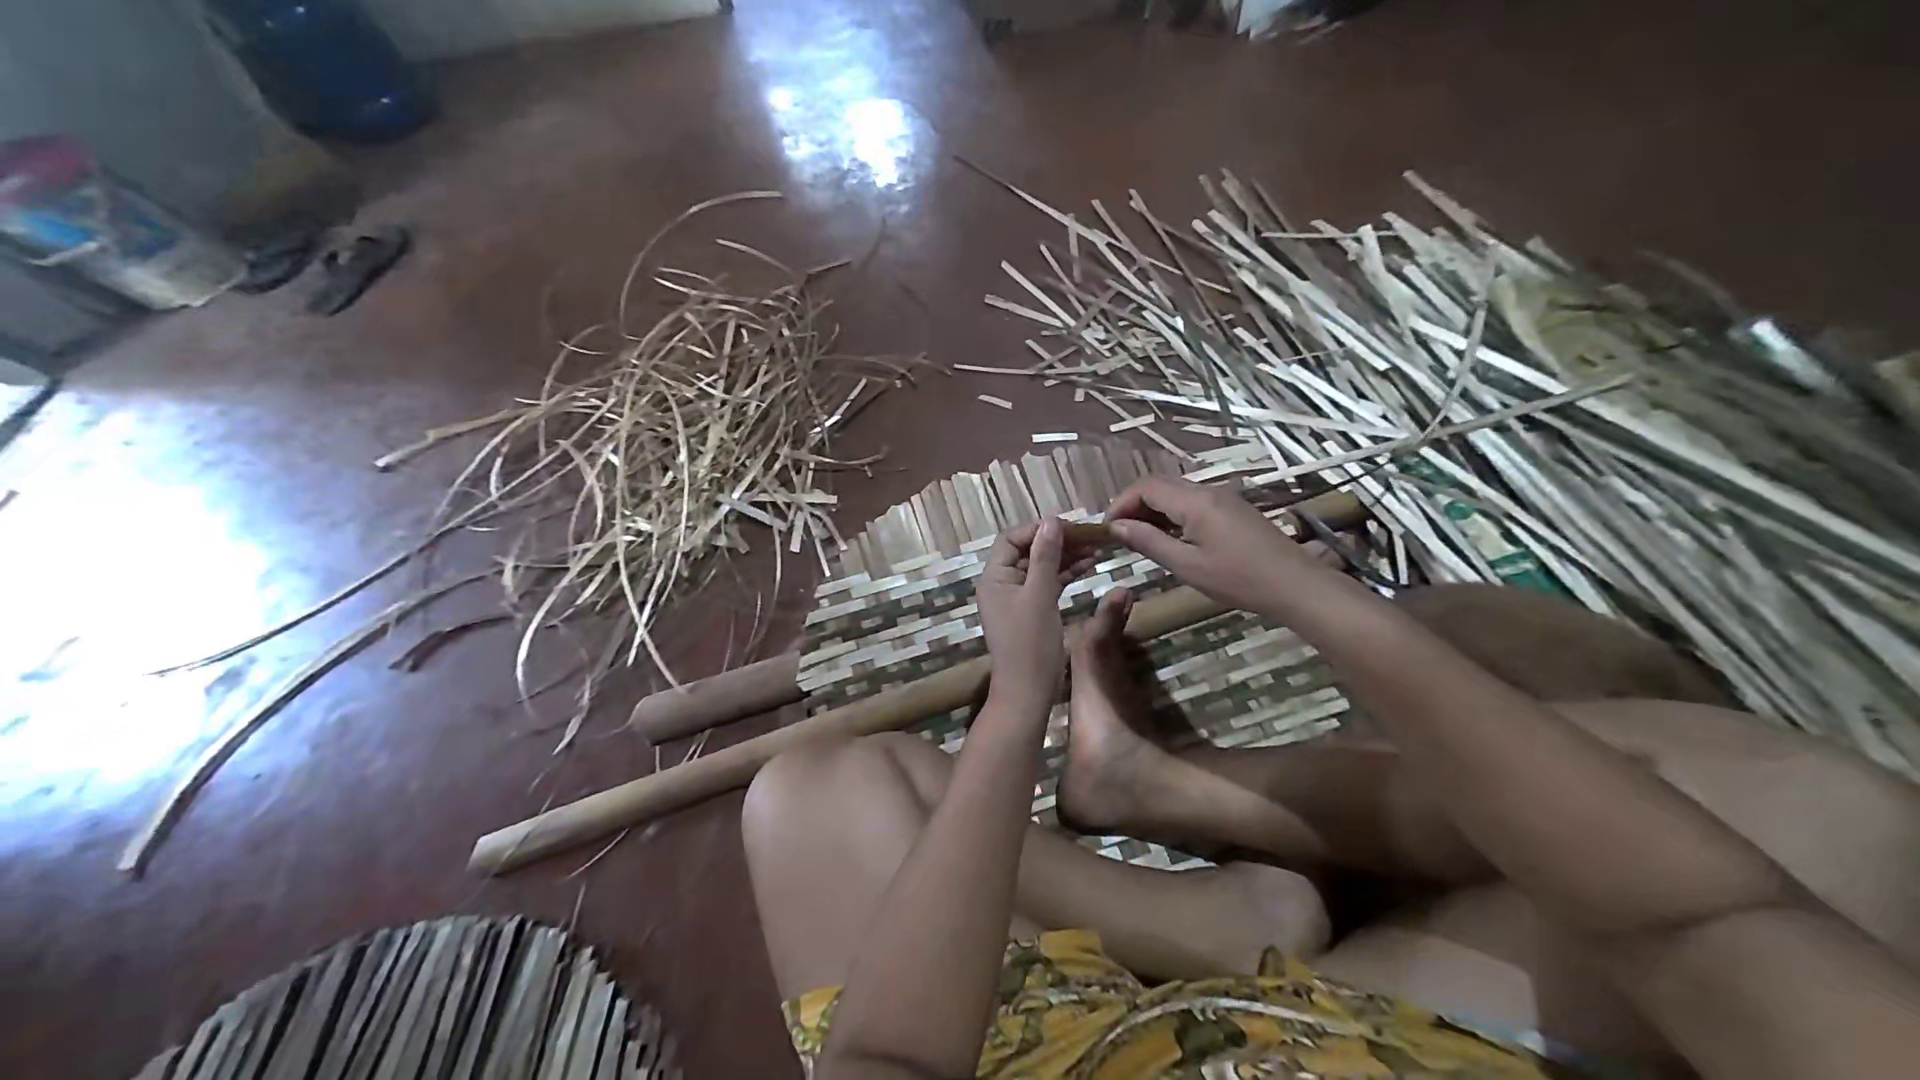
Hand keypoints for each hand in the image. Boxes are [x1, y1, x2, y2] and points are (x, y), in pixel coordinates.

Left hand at [976, 519, 1098, 708]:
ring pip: (1042, 567)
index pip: (1012, 539)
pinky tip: (1090, 566)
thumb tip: (1051, 521)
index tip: (1069, 527)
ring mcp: (1018, 598)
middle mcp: (1002, 584)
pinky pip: (1048, 583)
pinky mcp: (1033, 610)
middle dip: (1058, 542)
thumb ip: (1045, 557)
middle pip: (1028, 551)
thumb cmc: (1030, 643)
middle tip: (1090, 536)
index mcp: (994, 577)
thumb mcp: (1039, 595)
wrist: (1029, 690)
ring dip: (1066, 556)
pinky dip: (1066, 574)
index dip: (1038, 530)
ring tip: (1097, 548)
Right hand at [1104, 477, 1323, 614]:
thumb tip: (1116, 527)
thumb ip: (1149, 542)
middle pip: (1159, 485)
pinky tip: (1169, 539)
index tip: (1108, 529)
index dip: (1120, 503)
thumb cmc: (1238, 579)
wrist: (1295, 585)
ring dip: (1152, 510)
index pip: (1145, 487)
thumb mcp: (1187, 565)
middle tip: (1119, 536)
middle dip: (1133, 505)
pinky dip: (1171, 514)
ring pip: (1175, 493)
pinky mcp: (1232, 509)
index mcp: (1195, 501)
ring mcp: (1223, 498)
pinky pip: (1192, 502)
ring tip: (1140, 540)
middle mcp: (1207, 491)